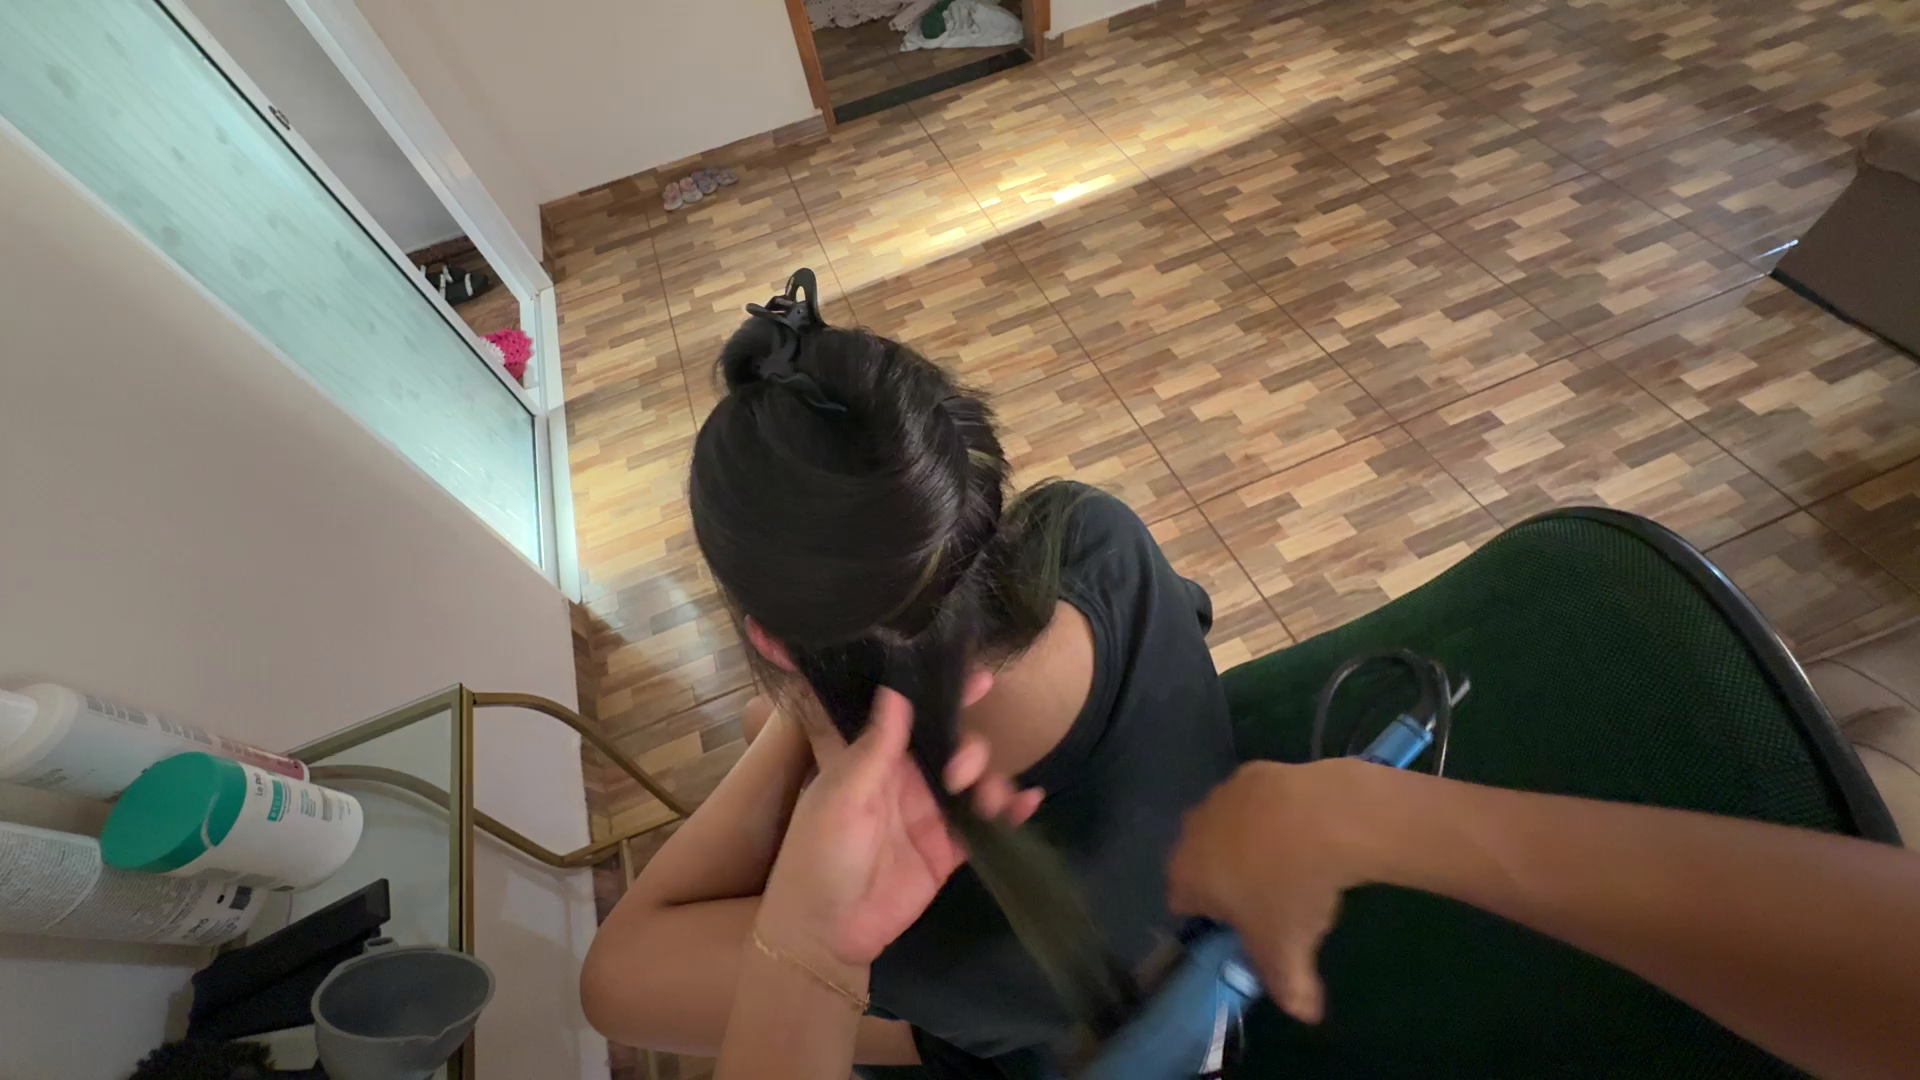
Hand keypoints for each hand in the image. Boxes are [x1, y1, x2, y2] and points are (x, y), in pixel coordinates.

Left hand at [757, 687, 1042, 973]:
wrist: (826, 933)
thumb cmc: (820, 854)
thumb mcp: (842, 797)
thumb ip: (874, 748)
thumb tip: (895, 692)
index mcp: (876, 759)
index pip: (914, 717)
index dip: (944, 696)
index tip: (979, 679)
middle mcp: (908, 780)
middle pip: (952, 747)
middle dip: (968, 749)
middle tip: (961, 770)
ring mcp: (931, 814)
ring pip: (973, 783)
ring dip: (989, 780)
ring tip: (990, 797)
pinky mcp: (948, 850)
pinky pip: (984, 825)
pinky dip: (1010, 812)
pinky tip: (1028, 803)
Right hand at [1168, 759, 1394, 1024]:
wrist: (1324, 816)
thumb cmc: (1290, 888)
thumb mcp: (1288, 954)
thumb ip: (1289, 990)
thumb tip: (1303, 1010)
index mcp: (1185, 872)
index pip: (1182, 904)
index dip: (1212, 923)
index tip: (1245, 932)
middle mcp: (1191, 830)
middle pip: (1202, 863)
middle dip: (1229, 882)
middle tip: (1271, 903)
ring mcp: (1219, 795)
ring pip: (1227, 830)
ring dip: (1249, 847)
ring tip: (1294, 865)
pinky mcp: (1251, 772)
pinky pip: (1255, 804)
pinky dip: (1273, 817)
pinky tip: (1306, 830)